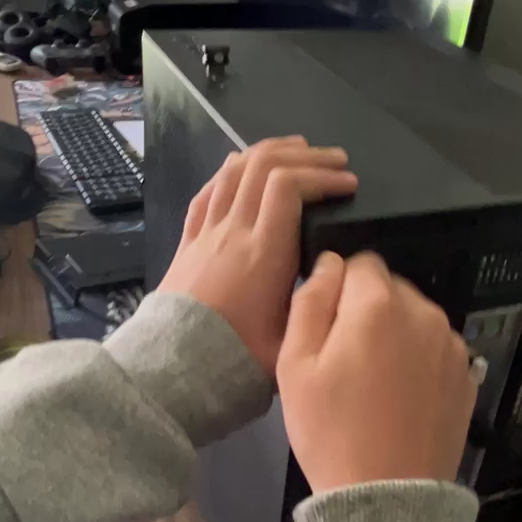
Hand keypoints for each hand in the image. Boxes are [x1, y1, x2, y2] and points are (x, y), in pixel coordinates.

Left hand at [156, 136, 357, 375]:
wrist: (172, 371)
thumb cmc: (235, 360)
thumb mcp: (291, 343)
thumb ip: (317, 306)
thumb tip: (335, 277)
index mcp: (263, 253)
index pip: (289, 187)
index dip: (323, 176)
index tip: (350, 186)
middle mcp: (232, 231)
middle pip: (263, 166)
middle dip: (305, 156)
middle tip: (336, 161)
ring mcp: (206, 232)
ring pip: (233, 171)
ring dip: (269, 152)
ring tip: (297, 150)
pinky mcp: (188, 240)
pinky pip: (208, 191)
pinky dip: (230, 170)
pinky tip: (241, 164)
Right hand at [277, 251, 478, 493]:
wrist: (386, 499)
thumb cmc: (329, 430)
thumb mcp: (295, 365)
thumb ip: (310, 301)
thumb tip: (329, 263)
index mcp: (378, 304)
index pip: (359, 263)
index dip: (338, 290)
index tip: (327, 329)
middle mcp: (424, 312)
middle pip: (390, 288)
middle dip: (367, 310)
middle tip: (347, 360)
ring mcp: (452, 344)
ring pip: (415, 317)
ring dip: (395, 333)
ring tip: (375, 382)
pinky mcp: (468, 374)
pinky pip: (436, 347)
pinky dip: (419, 358)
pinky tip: (402, 396)